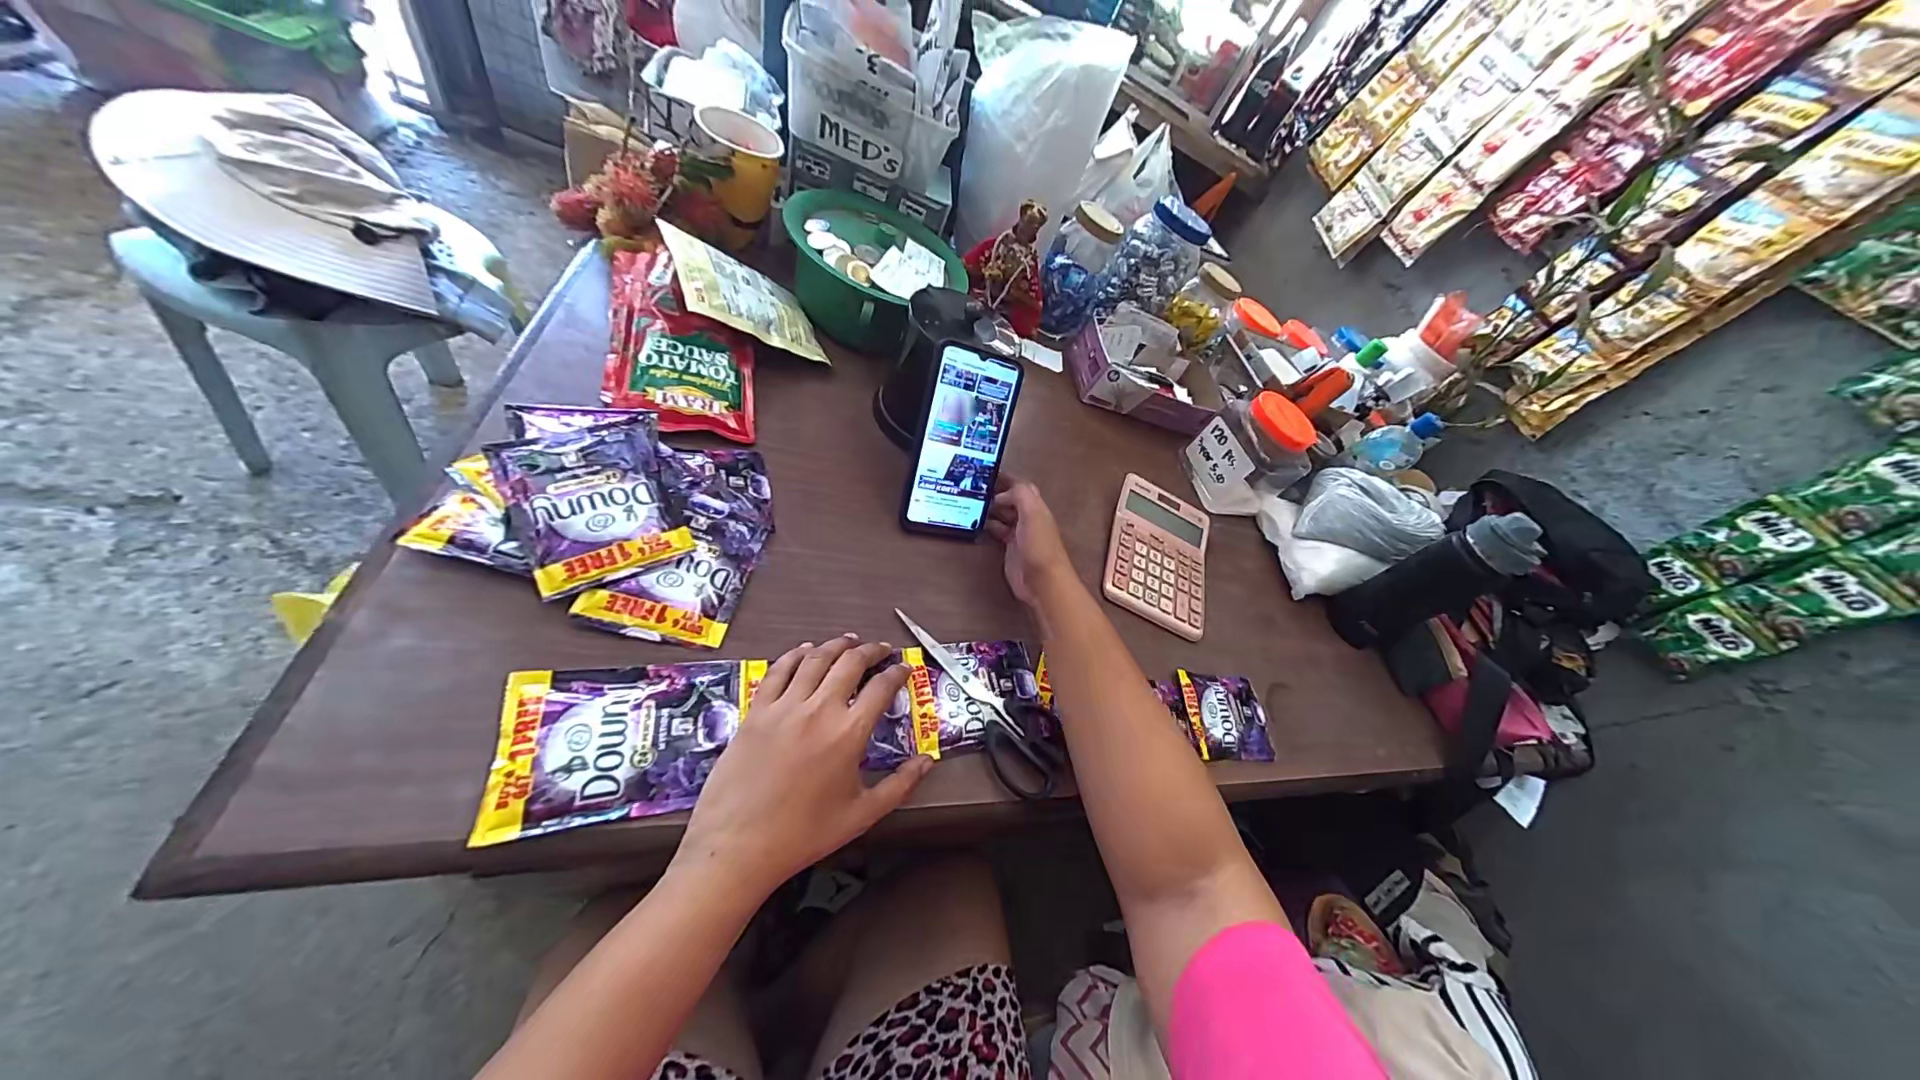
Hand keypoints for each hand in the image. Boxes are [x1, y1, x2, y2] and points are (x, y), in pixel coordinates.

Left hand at [674, 636, 932, 895]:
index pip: (881, 688)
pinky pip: (779, 670)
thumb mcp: (862, 815)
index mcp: (849, 733)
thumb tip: (928, 761)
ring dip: (837, 645)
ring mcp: (785, 706)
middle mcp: (819, 709)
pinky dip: (796, 654)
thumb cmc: (804, 833)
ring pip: (816, 659)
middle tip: (881, 649)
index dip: (897, 673)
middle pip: (850, 663)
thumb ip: (900, 784)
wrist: (738, 844)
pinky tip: (806, 650)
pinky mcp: (757, 710)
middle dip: (871, 650)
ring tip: (849, 640)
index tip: (904, 668)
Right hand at [985, 475, 1073, 608]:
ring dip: (990, 509)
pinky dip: (989, 525)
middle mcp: (1028, 519)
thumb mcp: (1033, 514)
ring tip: (973, 503)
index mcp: (1036, 508)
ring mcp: (1019, 534)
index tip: (989, 472)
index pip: (1022, 487)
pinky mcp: (1011, 549)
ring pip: (1004, 515)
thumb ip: (1020, 496)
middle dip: (996, 492)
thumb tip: (1001, 494)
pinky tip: (978, 524)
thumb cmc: (1040, 547)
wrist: (1042, 582)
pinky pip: (998, 531)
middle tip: (976, 487)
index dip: (1007, 479)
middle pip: (1011, 500)